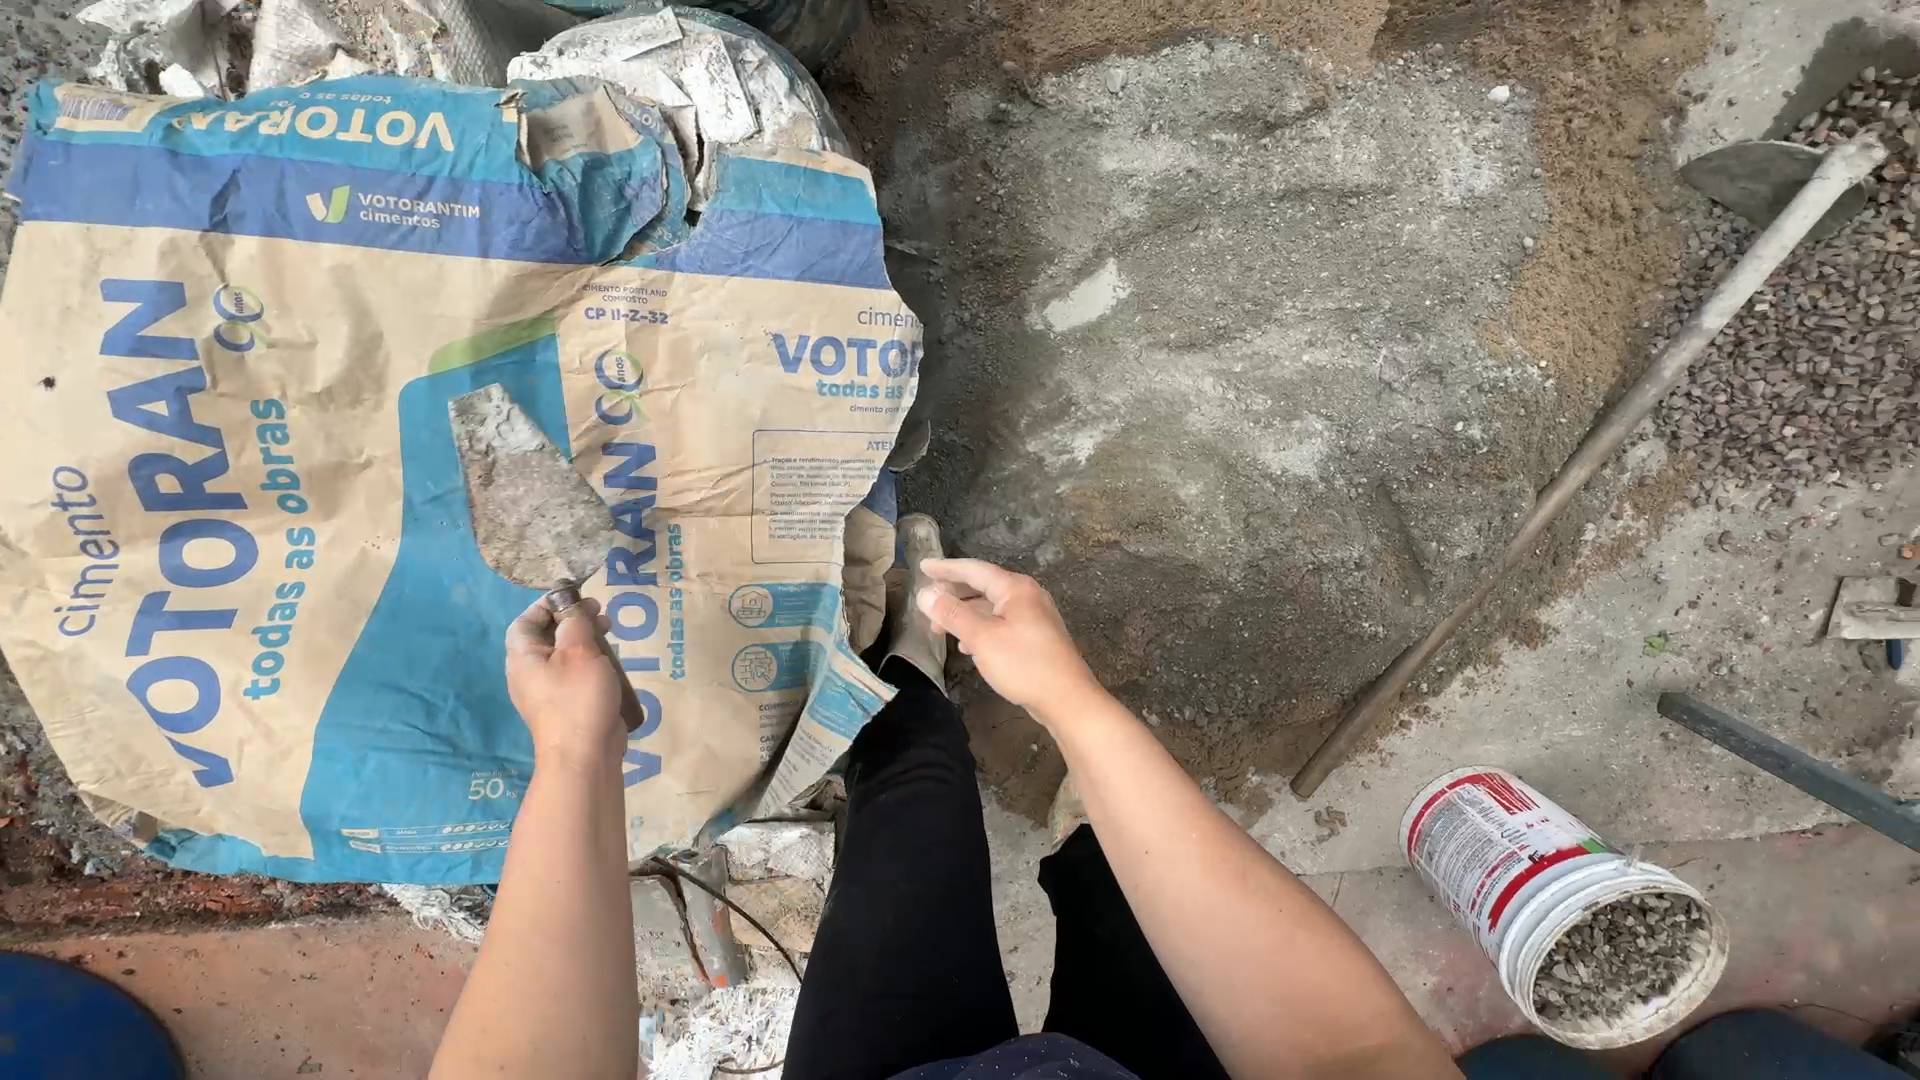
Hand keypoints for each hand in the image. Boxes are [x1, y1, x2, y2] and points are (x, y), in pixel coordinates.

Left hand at [505, 597, 626, 768]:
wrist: (583, 753)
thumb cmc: (578, 697)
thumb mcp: (579, 650)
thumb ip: (575, 623)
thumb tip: (573, 612)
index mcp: (522, 658)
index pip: (524, 621)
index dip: (547, 605)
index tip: (576, 597)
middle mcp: (528, 674)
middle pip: (545, 636)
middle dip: (573, 620)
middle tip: (601, 613)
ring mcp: (546, 692)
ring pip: (562, 655)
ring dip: (585, 639)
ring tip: (611, 633)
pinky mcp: (565, 705)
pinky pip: (573, 674)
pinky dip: (590, 661)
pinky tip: (611, 663)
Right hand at [915, 558, 1104, 722]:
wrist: (1067, 699)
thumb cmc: (1024, 664)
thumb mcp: (982, 638)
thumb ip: (952, 614)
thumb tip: (925, 594)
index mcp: (1015, 588)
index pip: (974, 569)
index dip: (946, 568)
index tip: (923, 567)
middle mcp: (1027, 596)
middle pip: (983, 586)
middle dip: (954, 594)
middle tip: (928, 603)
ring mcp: (1034, 616)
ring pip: (991, 607)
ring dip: (965, 614)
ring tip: (941, 628)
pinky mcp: (1036, 637)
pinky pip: (1001, 623)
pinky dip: (981, 628)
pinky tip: (968, 645)